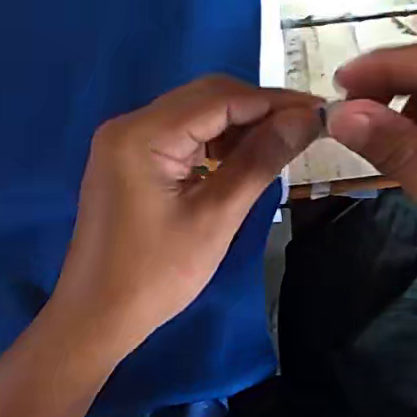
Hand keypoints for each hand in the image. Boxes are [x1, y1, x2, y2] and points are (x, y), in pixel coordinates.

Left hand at [50, 76, 321, 356]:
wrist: (97, 318)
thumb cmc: (155, 274)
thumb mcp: (215, 217)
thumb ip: (260, 160)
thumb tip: (306, 119)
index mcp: (142, 134)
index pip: (219, 98)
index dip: (273, 101)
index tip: (319, 110)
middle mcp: (130, 125)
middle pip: (206, 98)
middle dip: (259, 109)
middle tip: (307, 125)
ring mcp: (127, 142)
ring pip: (196, 115)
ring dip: (240, 125)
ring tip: (284, 141)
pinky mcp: (131, 160)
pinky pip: (183, 136)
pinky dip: (217, 143)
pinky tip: (246, 157)